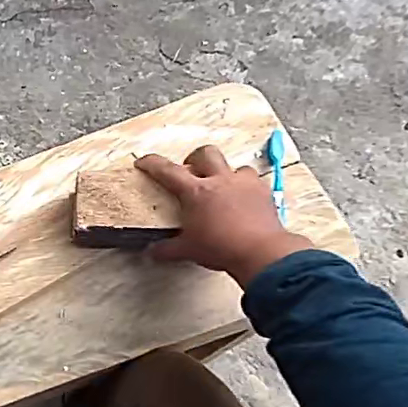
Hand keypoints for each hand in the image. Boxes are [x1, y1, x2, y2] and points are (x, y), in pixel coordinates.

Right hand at [135, 145, 312, 285]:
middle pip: (205, 153)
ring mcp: (244, 184)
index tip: (144, 161)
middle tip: (191, 171)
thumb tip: (153, 251)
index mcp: (196, 192)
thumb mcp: (188, 250)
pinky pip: (254, 181)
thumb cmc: (221, 248)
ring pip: (233, 166)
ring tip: (223, 188)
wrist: (260, 252)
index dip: (152, 164)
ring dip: (226, 174)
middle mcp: (220, 181)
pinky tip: (244, 201)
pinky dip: (246, 189)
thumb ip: (167, 249)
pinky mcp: (263, 192)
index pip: (168, 171)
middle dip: (195, 158)